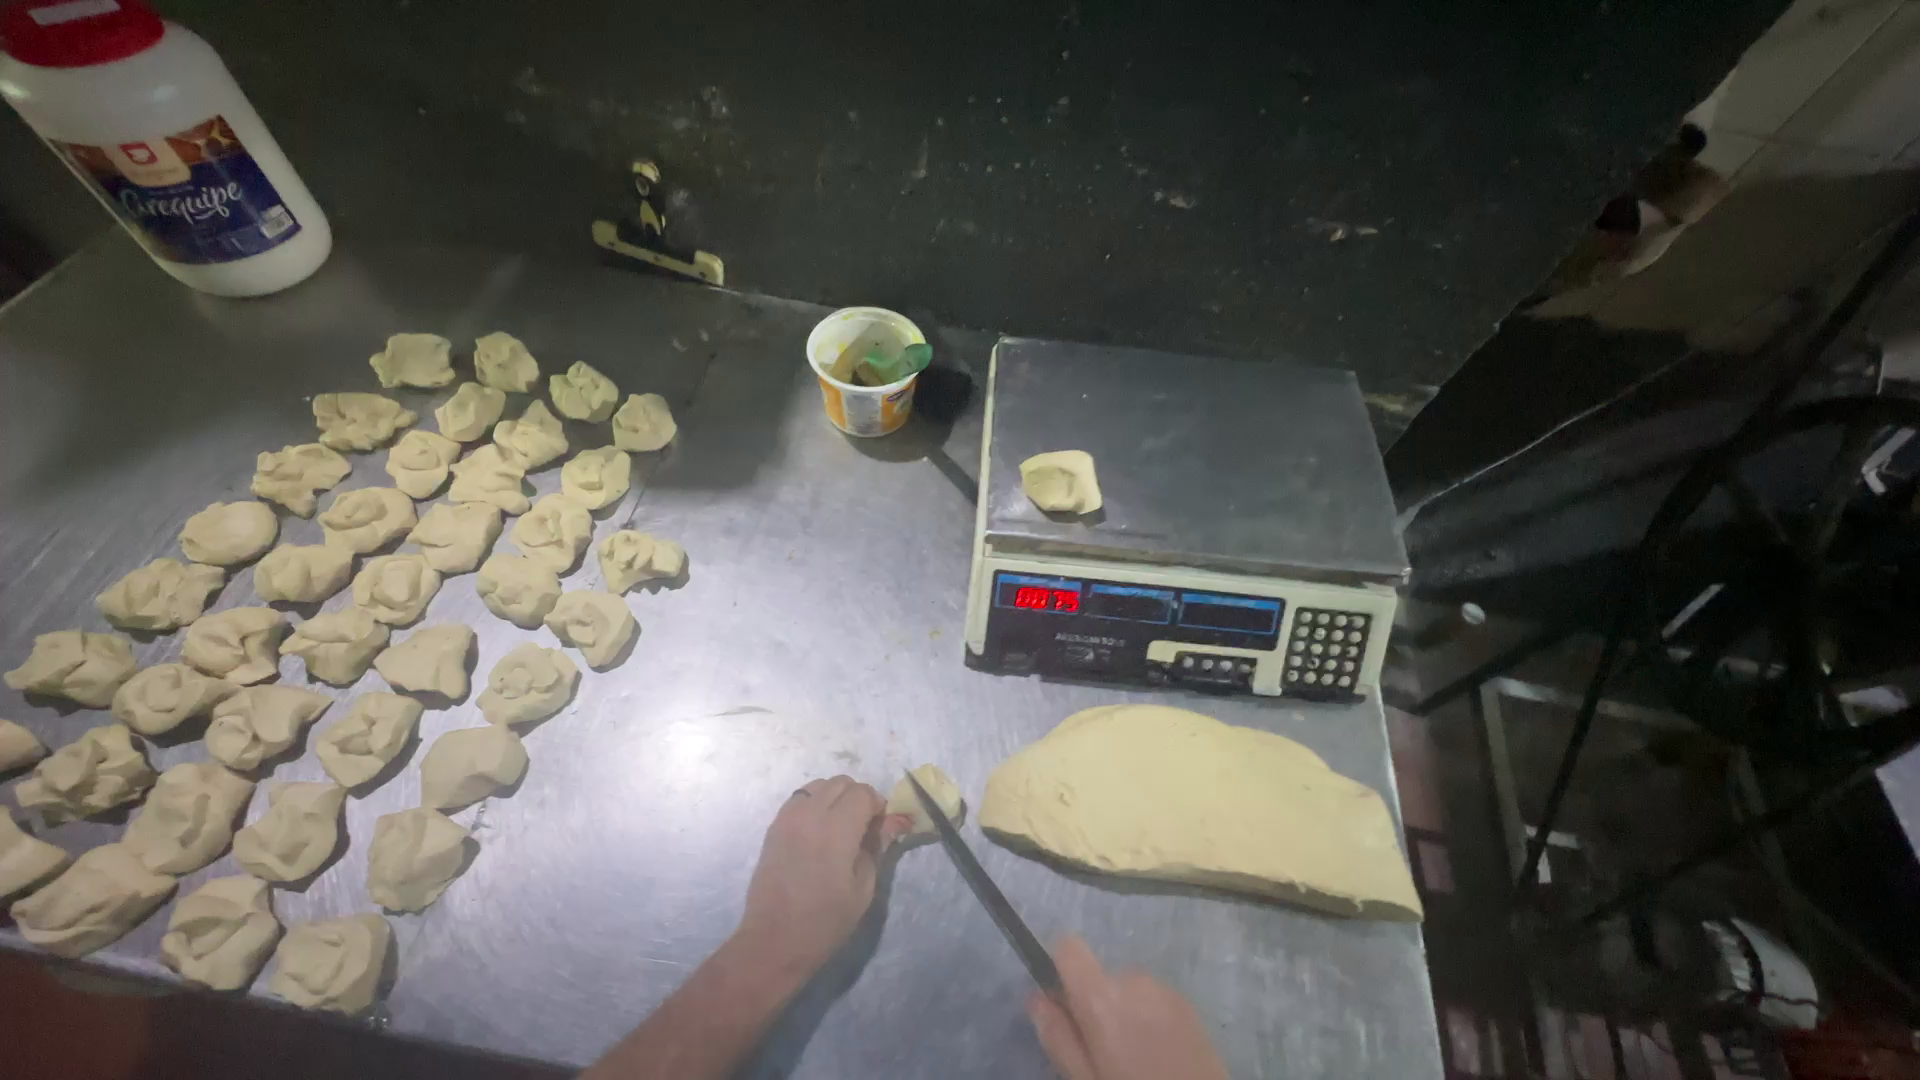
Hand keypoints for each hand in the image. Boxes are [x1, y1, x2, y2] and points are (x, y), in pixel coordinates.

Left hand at [733, 776, 912, 982]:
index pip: (863, 793)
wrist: (774, 941)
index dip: (878, 804)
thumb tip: (889, 823)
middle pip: (841, 782)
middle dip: (857, 797)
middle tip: (863, 826)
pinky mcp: (774, 827)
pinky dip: (814, 803)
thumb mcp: (863, 889)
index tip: (881, 826)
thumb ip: (876, 847)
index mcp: (836, 830)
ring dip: (835, 796)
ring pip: (819, 785)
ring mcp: (787, 818)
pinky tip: (818, 830)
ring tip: (839, 825)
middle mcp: (810, 815)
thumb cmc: (824, 922)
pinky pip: (799, 798)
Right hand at [1027, 936, 1228, 1079]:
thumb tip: (1036, 997)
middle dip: (1095, 1002)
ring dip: (1124, 1009)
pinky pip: (1152, 997)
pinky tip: (1158, 1052)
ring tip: (1135, 1054)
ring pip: (1127, 987)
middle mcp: (1131, 978)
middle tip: (1103, 1048)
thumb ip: (1057, 1035)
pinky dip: (1148, 1015)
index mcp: (1100, 995)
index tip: (1063, 1000)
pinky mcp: (1186, 1002)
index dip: (1060, 967)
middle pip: (1099, 974)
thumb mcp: (1083, 1077)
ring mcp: (1162, 987)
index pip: (1068, 945)